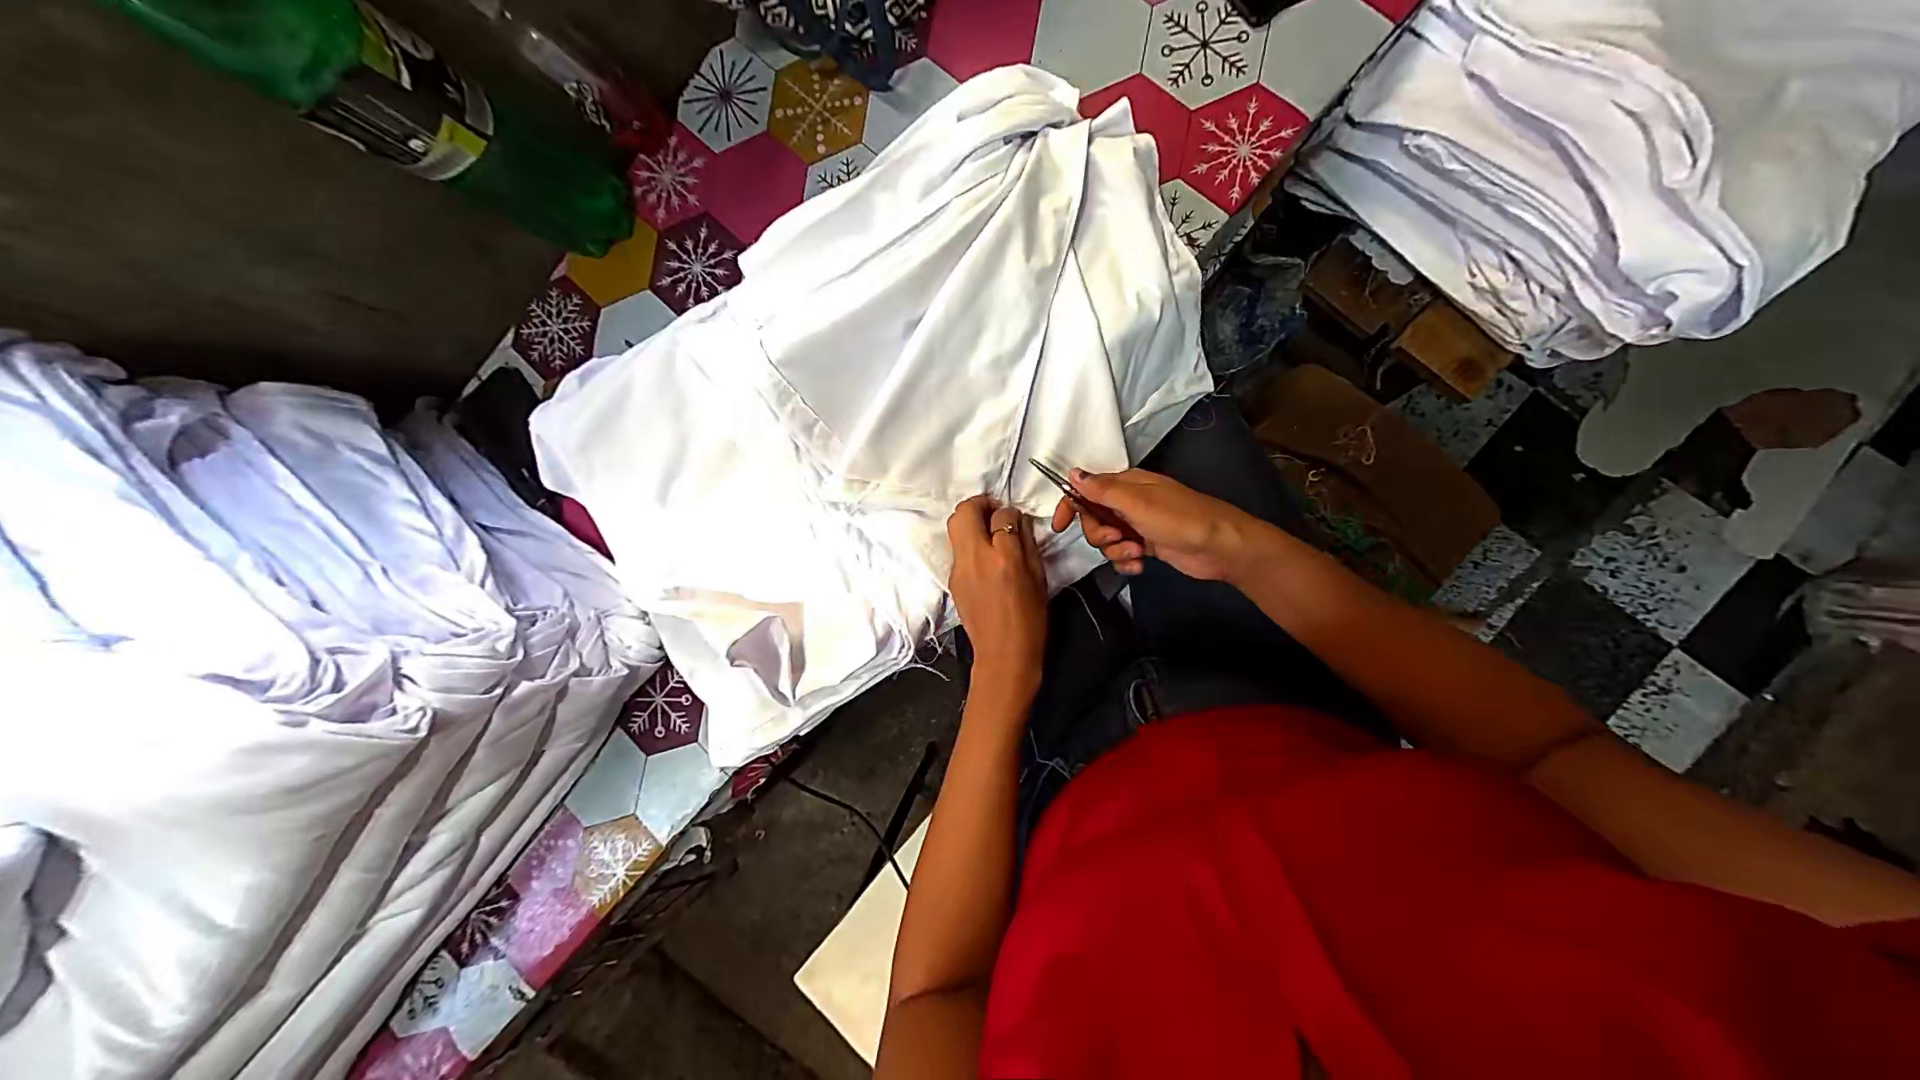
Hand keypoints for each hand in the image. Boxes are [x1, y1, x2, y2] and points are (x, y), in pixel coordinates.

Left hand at [946, 495, 1046, 699]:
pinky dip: (969, 544)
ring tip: (988, 532)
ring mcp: (960, 569)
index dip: (1010, 512)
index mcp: (1005, 558)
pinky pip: (957, 550)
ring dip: (970, 521)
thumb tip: (1019, 521)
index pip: (1002, 515)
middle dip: (979, 504)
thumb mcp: (1039, 578)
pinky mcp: (952, 580)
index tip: (1015, 519)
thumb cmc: (1030, 619)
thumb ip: (1028, 544)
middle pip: (964, 511)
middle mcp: (977, 558)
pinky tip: (983, 557)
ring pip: (954, 527)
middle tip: (994, 512)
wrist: (1003, 654)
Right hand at [1049, 468, 1263, 581]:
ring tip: (1136, 553)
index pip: (1086, 490)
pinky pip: (1122, 555)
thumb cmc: (1180, 519)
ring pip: (1107, 540)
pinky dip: (1127, 562)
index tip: (1058, 526)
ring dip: (1116, 551)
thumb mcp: (1137, 502)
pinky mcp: (1147, 546)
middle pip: (1093, 519)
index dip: (1069, 506)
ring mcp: (1139, 525)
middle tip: (1116, 538)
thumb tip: (1072, 473)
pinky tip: (1141, 565)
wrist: (1221, 547)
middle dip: (1099, 534)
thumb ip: (1102, 490)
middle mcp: (1129, 502)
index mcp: (1126, 484)